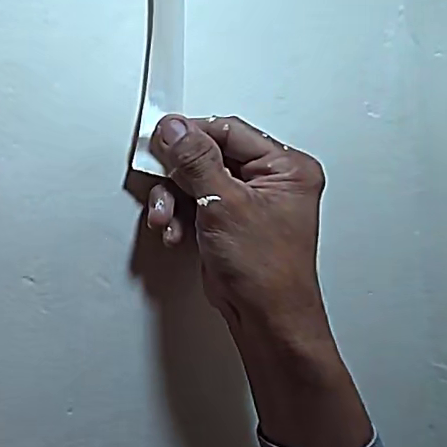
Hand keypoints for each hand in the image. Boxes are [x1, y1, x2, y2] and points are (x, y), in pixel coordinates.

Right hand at [145, 114, 371, 446]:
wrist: (264, 317)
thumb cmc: (267, 271)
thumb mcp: (225, 204)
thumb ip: (195, 161)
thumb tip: (176, 129)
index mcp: (285, 167)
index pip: (227, 131)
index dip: (190, 135)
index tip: (161, 139)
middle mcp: (267, 181)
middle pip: (206, 156)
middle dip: (177, 176)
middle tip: (162, 182)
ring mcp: (244, 202)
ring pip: (193, 181)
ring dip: (172, 199)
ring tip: (167, 218)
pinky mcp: (224, 221)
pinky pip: (191, 204)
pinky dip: (177, 216)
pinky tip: (176, 232)